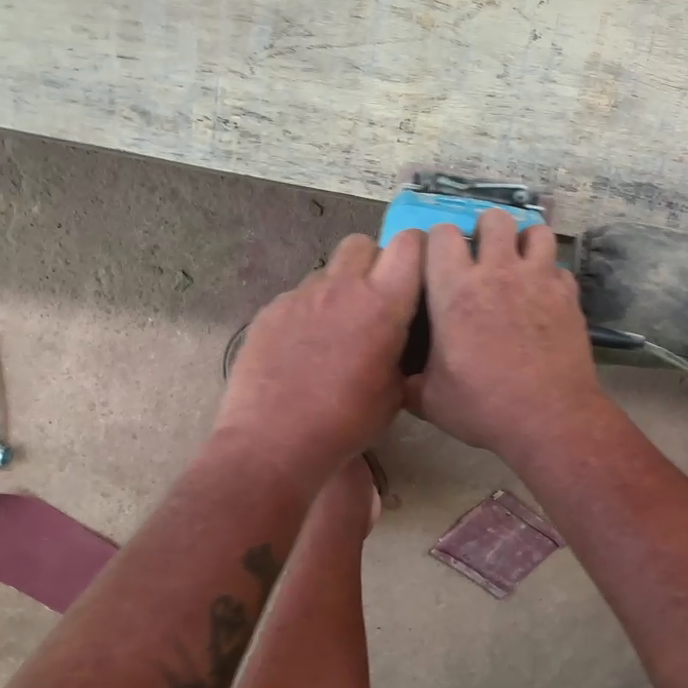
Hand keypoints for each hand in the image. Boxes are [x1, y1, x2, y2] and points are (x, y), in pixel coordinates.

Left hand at [216, 230, 422, 467]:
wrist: (273, 443)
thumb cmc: (347, 422)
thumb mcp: (395, 390)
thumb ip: (401, 348)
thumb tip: (399, 335)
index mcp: (384, 303)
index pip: (409, 244)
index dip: (418, 250)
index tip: (418, 272)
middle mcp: (342, 287)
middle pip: (362, 243)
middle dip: (374, 261)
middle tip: (377, 297)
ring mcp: (300, 296)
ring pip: (328, 271)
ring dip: (340, 288)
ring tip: (337, 328)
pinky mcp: (269, 311)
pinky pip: (298, 297)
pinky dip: (309, 312)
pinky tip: (304, 348)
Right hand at [413, 208, 611, 456]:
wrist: (548, 416)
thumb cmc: (483, 405)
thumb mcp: (430, 399)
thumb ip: (410, 377)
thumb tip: (398, 375)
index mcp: (455, 290)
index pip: (442, 235)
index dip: (439, 241)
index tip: (439, 259)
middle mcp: (497, 272)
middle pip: (493, 219)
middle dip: (486, 228)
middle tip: (483, 252)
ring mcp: (538, 279)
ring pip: (535, 231)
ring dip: (525, 241)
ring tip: (519, 261)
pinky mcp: (568, 293)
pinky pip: (558, 266)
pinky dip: (550, 273)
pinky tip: (544, 294)